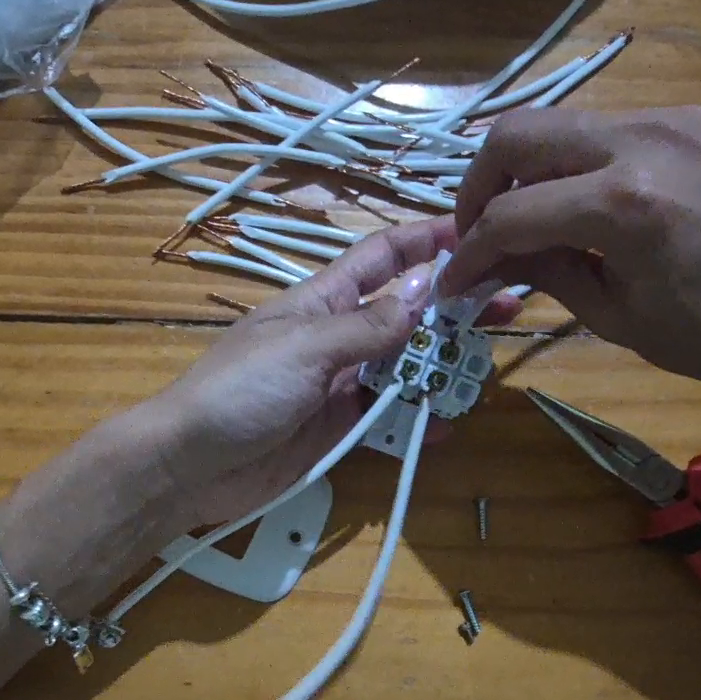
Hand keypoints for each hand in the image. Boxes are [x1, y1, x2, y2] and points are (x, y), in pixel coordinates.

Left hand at [145, 216, 517, 529]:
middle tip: (508, 308)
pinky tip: (442, 426)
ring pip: (401, 369)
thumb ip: (368, 325)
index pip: (381, 258)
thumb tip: (427, 288)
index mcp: (321, 301)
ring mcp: (338, 385)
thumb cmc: (239, 391)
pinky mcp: (337, 429)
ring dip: (439, 369)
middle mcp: (336, 338)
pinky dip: (413, 421)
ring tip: (483, 372)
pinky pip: (385, 418)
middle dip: (451, 311)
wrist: (192, 465)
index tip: (476, 234)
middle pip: (404, 316)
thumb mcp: (305, 348)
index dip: (424, 242)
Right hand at [440, 106, 700, 407]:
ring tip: (526, 225)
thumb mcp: (617, 315)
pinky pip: (612, 129)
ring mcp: (676, 120)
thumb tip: (492, 259)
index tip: (452, 285)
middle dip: (479, 189)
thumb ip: (547, 273)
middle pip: (518, 134)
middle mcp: (643, 139)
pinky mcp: (700, 122)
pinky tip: (584, 208)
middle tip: (477, 236)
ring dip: (528, 172)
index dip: (468, 253)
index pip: (509, 214)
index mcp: (622, 202)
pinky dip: (577, 165)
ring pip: (563, 124)